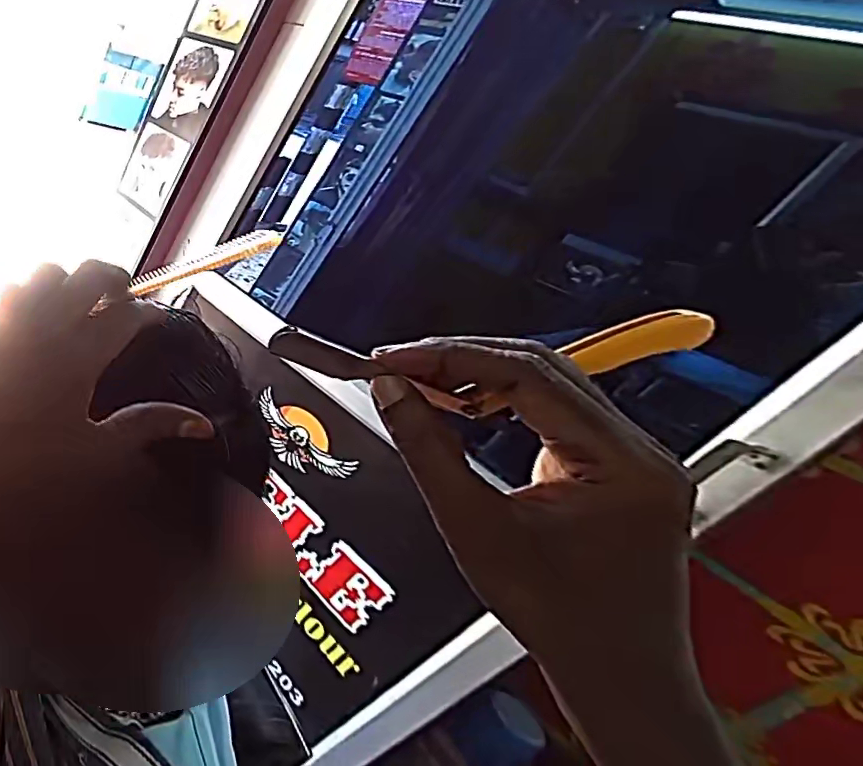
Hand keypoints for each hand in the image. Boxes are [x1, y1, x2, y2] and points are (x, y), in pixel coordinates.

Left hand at [0, 261, 216, 510]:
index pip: (130, 313)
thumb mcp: (93, 451)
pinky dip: (27, 291)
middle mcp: (46, 325)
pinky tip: (33, 316)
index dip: (151, 311)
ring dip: (69, 280)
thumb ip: (147, 426)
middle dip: (116, 278)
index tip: (157, 318)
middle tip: (124, 298)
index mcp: (80, 354)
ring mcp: (10, 319)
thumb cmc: (20, 463)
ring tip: (79, 302)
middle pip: (93, 272)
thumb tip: (196, 423)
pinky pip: (8, 287)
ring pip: (48, 270)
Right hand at [370, 338, 733, 765]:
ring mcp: (628, 458)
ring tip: (416, 378)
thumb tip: (390, 389)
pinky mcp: (608, 465)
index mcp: (623, 465)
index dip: (449, 358)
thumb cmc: (558, 611)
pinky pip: (545, 406)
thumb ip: (426, 446)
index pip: (527, 375)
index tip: (393, 359)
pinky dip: (491, 395)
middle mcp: (638, 452)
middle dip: (457, 357)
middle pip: (538, 367)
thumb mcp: (471, 523)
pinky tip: (454, 402)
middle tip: (396, 362)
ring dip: (473, 372)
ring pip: (542, 380)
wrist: (612, 670)